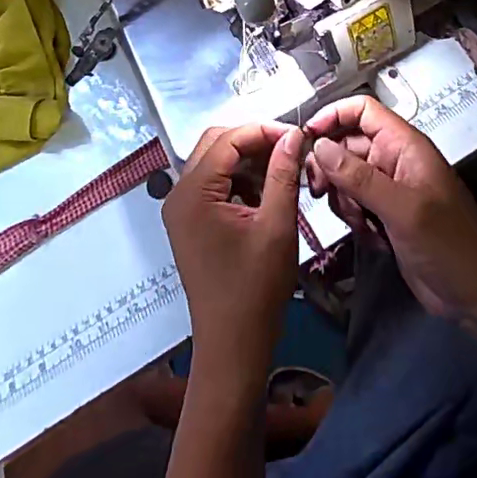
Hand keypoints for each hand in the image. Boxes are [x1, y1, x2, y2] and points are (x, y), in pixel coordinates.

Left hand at [162, 123, 303, 373]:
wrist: (233, 346)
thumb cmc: (255, 289)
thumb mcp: (276, 227)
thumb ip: (282, 174)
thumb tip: (292, 135)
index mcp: (193, 193)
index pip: (228, 139)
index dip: (263, 130)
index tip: (297, 135)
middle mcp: (179, 195)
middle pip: (216, 145)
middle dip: (255, 142)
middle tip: (291, 149)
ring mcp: (182, 210)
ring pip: (216, 163)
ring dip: (249, 161)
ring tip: (284, 171)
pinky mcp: (191, 223)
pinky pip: (214, 186)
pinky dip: (240, 181)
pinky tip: (267, 193)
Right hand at [304, 96, 476, 322]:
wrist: (476, 295)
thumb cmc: (451, 246)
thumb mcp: (403, 209)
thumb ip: (359, 177)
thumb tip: (320, 147)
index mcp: (405, 146)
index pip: (363, 111)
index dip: (333, 116)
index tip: (307, 138)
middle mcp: (394, 161)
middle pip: (346, 145)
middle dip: (330, 167)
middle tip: (322, 192)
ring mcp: (389, 189)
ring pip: (345, 177)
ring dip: (344, 200)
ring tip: (362, 223)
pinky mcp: (384, 214)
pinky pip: (353, 204)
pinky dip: (354, 219)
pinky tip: (372, 238)